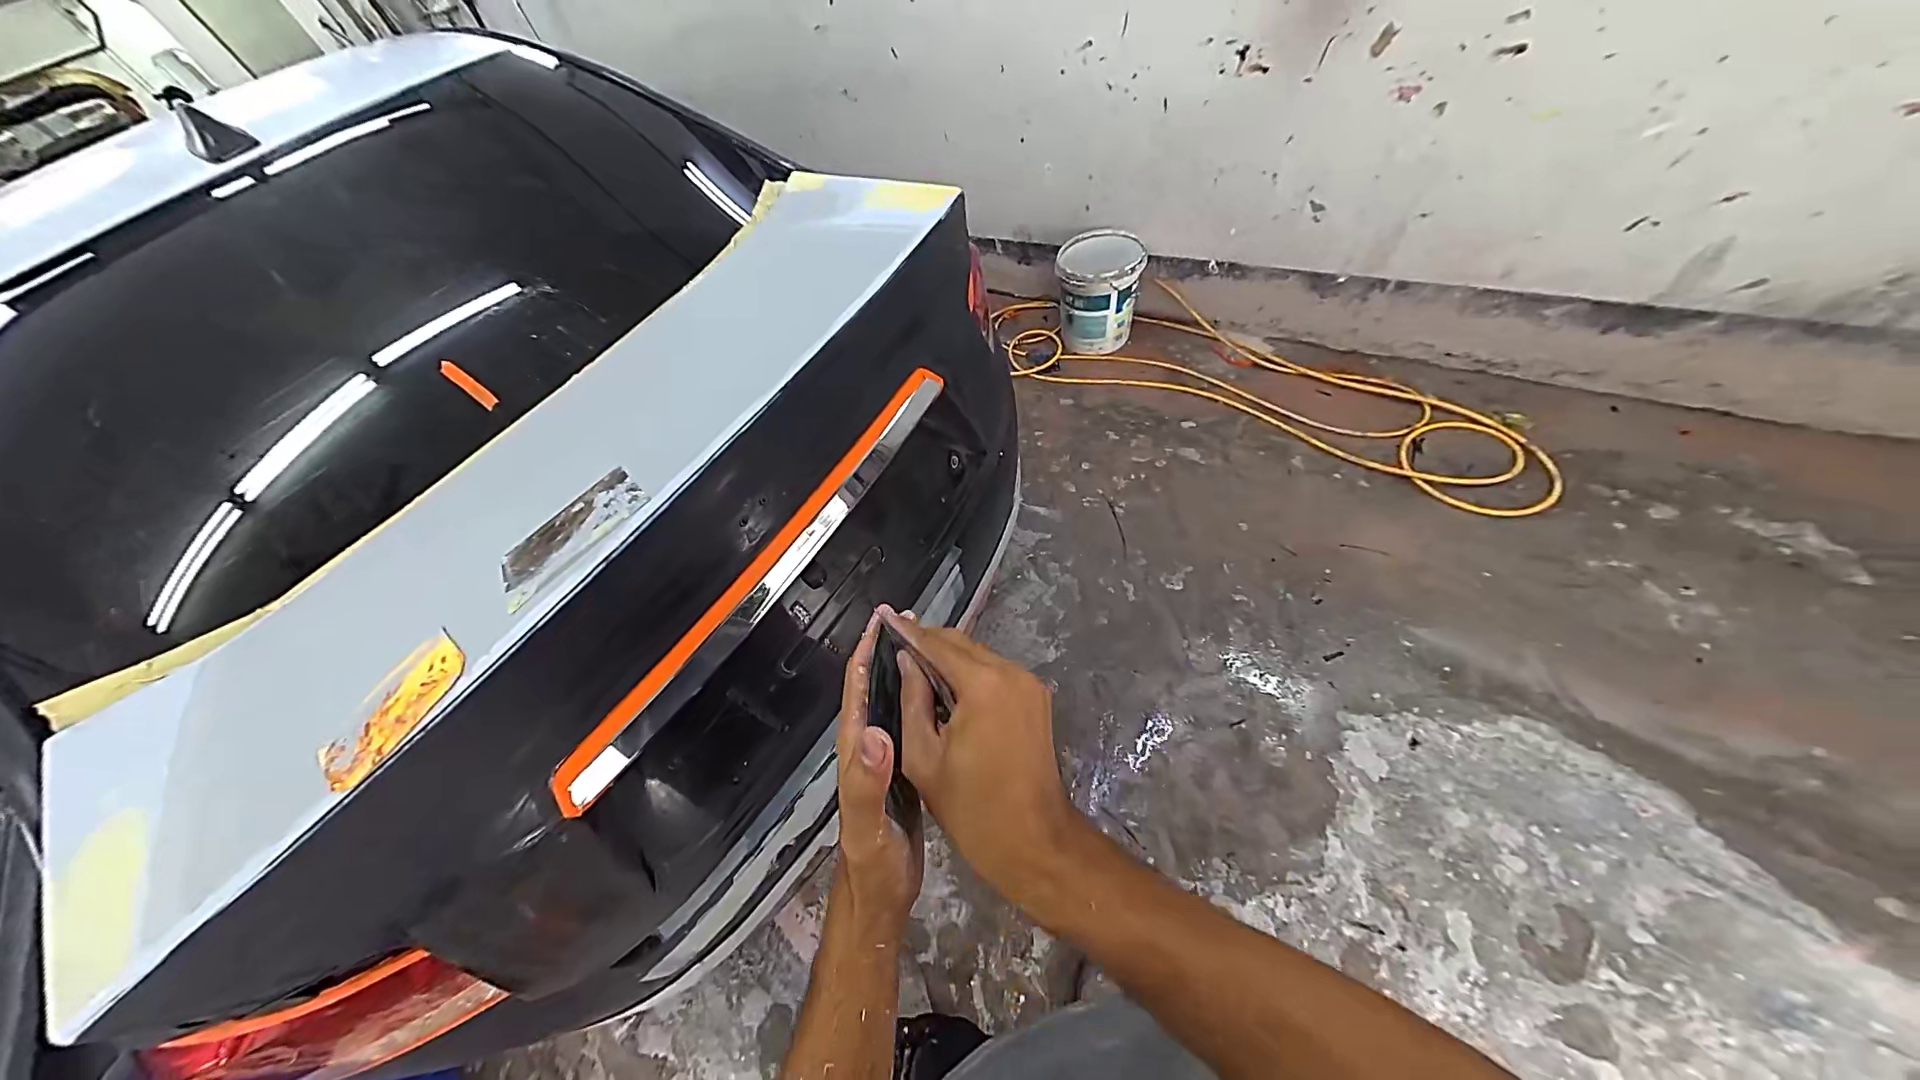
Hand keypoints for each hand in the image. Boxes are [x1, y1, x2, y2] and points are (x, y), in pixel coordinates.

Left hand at [832, 610, 923, 931]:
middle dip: (887, 653)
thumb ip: (866, 784)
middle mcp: (867, 745)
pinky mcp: (904, 770)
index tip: (883, 621)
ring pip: (892, 703)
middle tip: (914, 624)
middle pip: (872, 687)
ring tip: (932, 649)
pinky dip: (922, 701)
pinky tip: (944, 696)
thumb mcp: (867, 827)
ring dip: (905, 673)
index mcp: (855, 749)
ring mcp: (885, 758)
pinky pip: (911, 724)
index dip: (866, 652)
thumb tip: (875, 732)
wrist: (883, 897)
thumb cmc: (872, 864)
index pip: (855, 689)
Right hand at [887, 613, 1082, 902]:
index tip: (883, 616)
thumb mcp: (923, 756)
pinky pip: (995, 673)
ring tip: (914, 662)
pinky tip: (946, 684)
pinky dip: (969, 673)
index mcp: (983, 685)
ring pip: (979, 656)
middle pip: (961, 644)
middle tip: (895, 639)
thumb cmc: (971, 808)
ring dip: (948, 657)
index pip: (937, 645)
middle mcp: (1011, 673)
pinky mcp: (1036, 698)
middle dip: (927, 641)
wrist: (1034, 841)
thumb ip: (912, 700)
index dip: (907, 632)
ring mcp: (1029, 684)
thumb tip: (905, 661)